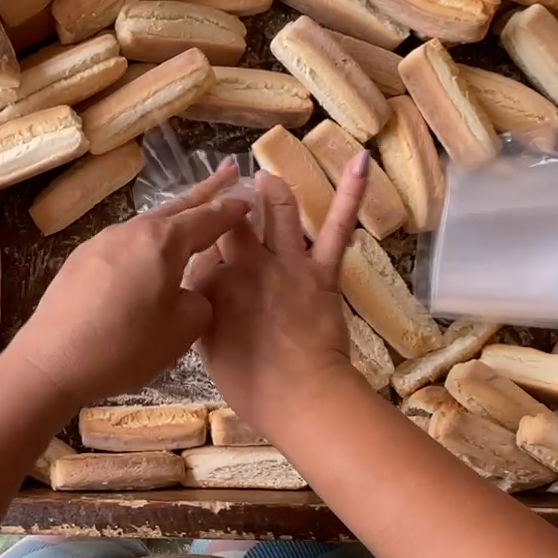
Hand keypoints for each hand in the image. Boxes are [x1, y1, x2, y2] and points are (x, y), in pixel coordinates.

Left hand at [2, 160, 250, 408]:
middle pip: (175, 207)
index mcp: (162, 242)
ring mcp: (100, 244)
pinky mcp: (79, 262)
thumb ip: (198, 303)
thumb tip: (186, 292)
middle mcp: (130, 232)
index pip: (207, 217)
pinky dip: (144, 245)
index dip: (231, 209)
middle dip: (205, 192)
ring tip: (189, 217)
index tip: (249, 199)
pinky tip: (145, 260)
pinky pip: (123, 246)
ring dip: (171, 220)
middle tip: (229, 173)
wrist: (52, 362)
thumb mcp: (181, 331)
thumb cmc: (124, 347)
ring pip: (145, 227)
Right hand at [184, 153, 372, 435]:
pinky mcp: (321, 271)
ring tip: (266, 178)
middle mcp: (244, 265)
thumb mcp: (207, 351)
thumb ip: (203, 316)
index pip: (200, 255)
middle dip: (226, 210)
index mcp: (210, 288)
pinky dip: (350, 194)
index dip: (199, 252)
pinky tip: (359, 161)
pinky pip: (336, 228)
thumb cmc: (249, 385)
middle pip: (230, 224)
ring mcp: (285, 264)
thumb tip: (202, 299)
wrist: (298, 396)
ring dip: (271, 189)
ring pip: (277, 212)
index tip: (200, 254)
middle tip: (226, 204)